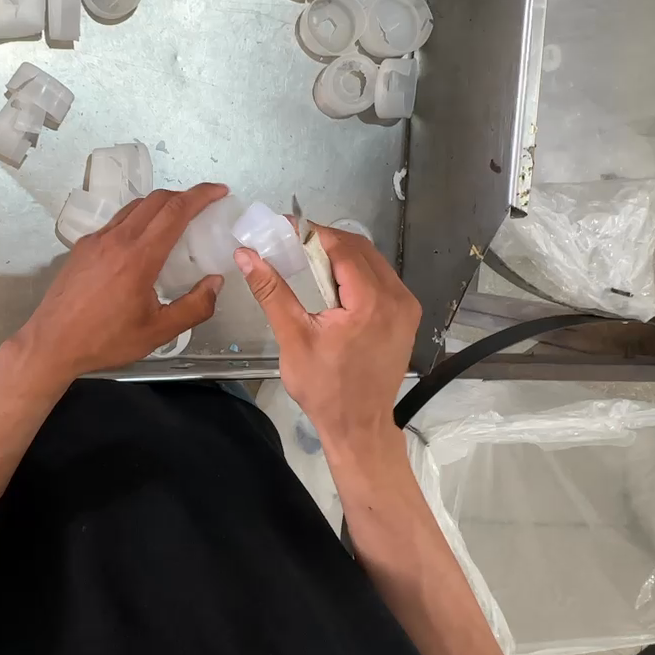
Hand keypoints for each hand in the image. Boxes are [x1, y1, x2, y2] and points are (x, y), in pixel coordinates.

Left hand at [9, 183, 229, 381]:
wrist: (52, 344)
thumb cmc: (105, 340)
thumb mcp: (158, 332)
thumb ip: (194, 307)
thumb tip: (215, 283)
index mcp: (139, 257)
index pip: (175, 211)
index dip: (201, 195)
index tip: (219, 192)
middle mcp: (117, 240)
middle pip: (156, 200)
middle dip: (183, 195)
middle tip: (203, 206)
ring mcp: (96, 241)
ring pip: (133, 208)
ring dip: (159, 206)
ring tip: (175, 221)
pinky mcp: (82, 248)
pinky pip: (115, 222)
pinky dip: (137, 220)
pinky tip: (141, 243)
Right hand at [236, 225, 419, 446]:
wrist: (359, 426)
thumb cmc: (323, 387)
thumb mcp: (293, 337)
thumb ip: (272, 291)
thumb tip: (247, 256)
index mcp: (370, 302)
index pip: (342, 248)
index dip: (311, 233)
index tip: (284, 228)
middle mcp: (396, 298)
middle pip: (360, 250)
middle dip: (325, 241)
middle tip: (291, 243)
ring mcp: (406, 308)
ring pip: (373, 262)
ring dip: (341, 255)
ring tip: (307, 261)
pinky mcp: (407, 317)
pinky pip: (382, 280)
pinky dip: (356, 273)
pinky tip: (332, 284)